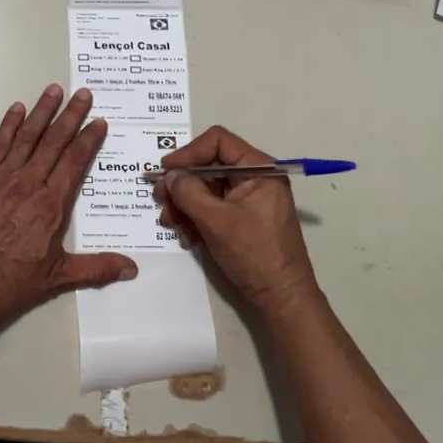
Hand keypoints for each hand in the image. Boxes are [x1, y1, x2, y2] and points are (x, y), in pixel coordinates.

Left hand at [0, 85, 137, 330]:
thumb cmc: (14, 282)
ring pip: (27, 137)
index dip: (88, 139)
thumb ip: (97, 268)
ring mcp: (3, 178)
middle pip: (54, 142)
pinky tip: (16, 109)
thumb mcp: (60, 277)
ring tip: (54, 90)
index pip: (75, 162)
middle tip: (84, 94)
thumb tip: (132, 268)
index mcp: (51, 205)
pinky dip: (8, 125)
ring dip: (42, 111)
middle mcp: (29, 184)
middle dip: (71, 116)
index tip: (99, 122)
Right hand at [155, 125, 318, 316]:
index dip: (189, 152)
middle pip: (209, 166)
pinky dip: (196, 219)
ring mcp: (249, 200)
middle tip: (160, 198)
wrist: (282, 299)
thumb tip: (170, 176)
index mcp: (259, 170)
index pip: (218, 142)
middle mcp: (255, 179)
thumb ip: (188, 192)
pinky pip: (213, 208)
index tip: (165, 170)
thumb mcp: (216, 221)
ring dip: (185, 205)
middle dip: (182, 184)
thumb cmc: (254, 254)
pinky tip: (186, 237)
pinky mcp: (243, 220)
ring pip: (207, 189)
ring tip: (170, 223)